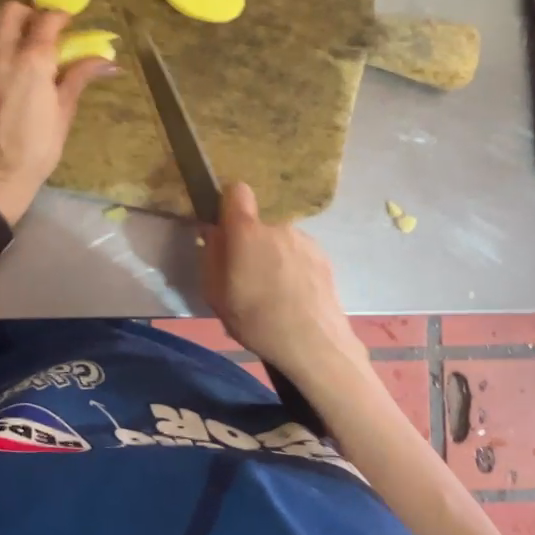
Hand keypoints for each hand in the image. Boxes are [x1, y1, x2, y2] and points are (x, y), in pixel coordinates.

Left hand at [0, 3, 116, 223]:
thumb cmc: (39, 146)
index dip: (59, 17)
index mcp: (34, 62)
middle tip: (33, 29)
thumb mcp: (64, 111)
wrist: (0, 173)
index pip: (47, 20)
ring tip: (3, 35)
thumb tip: (109, 61)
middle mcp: (2, 55)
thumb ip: (80, 77)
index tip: (65, 23)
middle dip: (25, 13)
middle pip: (10, 10)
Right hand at [202, 182, 367, 373]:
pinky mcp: (323, 257)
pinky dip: (292, 268)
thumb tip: (213, 231)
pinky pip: (297, 254)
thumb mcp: (214, 293)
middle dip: (249, 242)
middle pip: (257, 224)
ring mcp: (304, 240)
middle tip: (245, 276)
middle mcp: (278, 226)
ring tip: (272, 292)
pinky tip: (293, 297)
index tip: (223, 227)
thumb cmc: (255, 319)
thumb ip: (211, 255)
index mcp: (247, 231)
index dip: (227, 204)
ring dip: (272, 256)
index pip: (237, 191)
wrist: (314, 343)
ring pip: (278, 240)